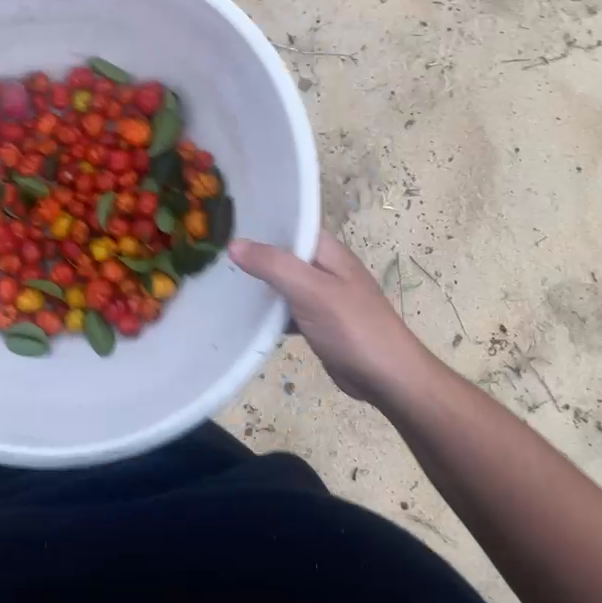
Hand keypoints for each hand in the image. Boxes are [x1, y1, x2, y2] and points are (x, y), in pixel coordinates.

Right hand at [229, 232, 419, 400]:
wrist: (388, 379)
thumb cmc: (353, 328)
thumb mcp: (311, 290)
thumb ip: (273, 265)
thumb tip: (233, 244)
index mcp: (327, 250)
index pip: (289, 225)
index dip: (259, 223)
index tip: (223, 225)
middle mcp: (324, 267)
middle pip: (282, 254)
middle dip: (253, 255)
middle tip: (214, 256)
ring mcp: (321, 295)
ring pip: (282, 282)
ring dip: (258, 284)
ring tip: (220, 280)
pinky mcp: (317, 321)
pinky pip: (286, 308)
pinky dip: (268, 311)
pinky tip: (244, 315)